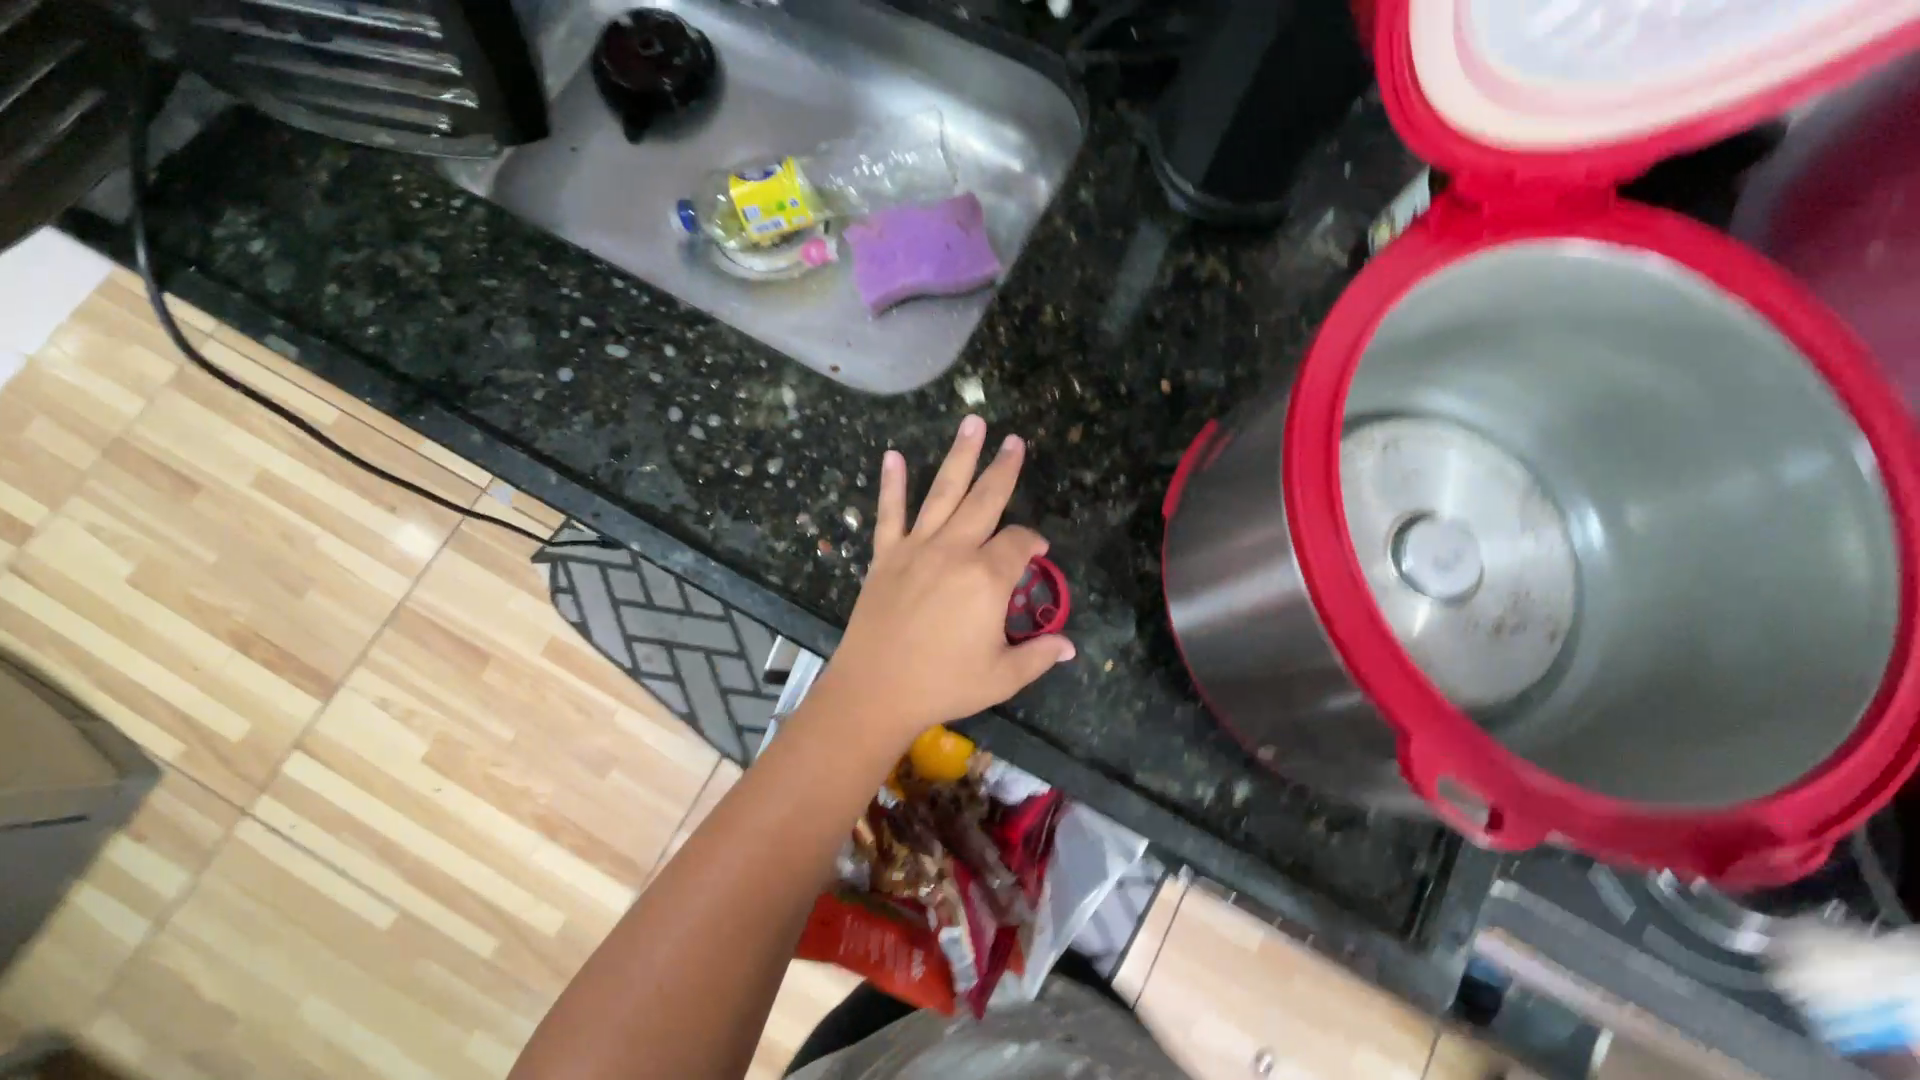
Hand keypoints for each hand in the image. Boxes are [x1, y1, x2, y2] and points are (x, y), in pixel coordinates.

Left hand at [809, 415, 1075, 747]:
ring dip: (959, 456)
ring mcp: (917, 549)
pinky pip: (890, 513)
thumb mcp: (1001, 677)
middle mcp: (955, 551)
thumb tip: (1068, 647)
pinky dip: (892, 484)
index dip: (1033, 541)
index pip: (1019, 543)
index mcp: (987, 579)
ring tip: (972, 424)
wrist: (875, 689)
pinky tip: (894, 456)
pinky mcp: (886, 556)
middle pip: (986, 500)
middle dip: (1003, 469)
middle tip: (1015, 440)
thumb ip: (1037, 656)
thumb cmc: (942, 684)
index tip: (1038, 550)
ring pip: (943, 493)